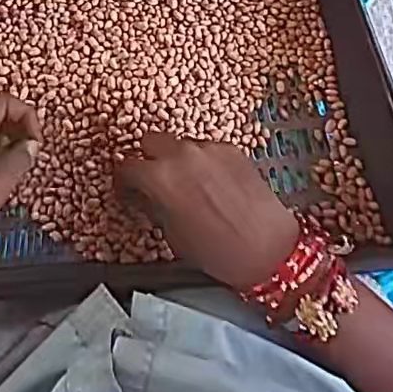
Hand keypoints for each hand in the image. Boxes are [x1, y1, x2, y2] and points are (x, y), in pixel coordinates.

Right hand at [115, 133, 298, 290]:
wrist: (268, 248)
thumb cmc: (219, 251)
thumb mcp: (173, 234)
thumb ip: (154, 206)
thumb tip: (147, 196)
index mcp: (161, 177)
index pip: (127, 166)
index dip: (123, 178)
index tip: (127, 187)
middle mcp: (183, 155)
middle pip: (151, 140)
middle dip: (148, 157)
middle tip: (152, 179)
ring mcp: (209, 148)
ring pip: (181, 144)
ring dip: (177, 159)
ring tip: (188, 185)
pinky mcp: (232, 149)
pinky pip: (207, 149)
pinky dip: (203, 162)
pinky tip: (212, 185)